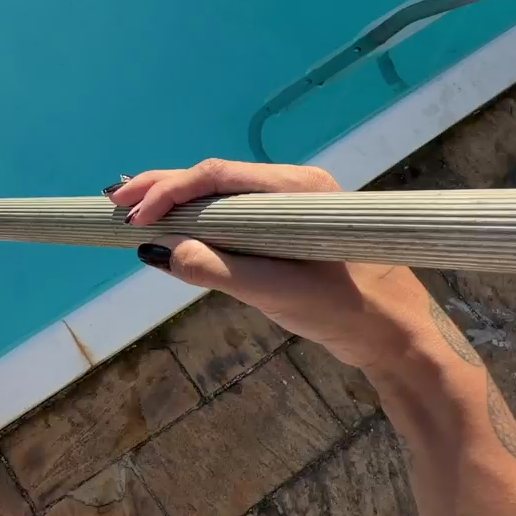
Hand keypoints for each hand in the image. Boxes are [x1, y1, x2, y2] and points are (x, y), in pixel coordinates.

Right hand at [110, 159, 437, 369]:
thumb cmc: (348, 313)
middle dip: (160, 187)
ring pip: (216, 194)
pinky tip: (166, 224)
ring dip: (171, 201)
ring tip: (128, 207)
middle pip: (212, 177)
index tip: (135, 216)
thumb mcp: (278, 294)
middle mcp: (290, 187)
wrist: (401, 339)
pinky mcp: (281, 229)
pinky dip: (192, 217)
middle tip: (114, 200)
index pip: (218, 176)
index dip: (170, 192)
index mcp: (297, 189)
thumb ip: (216, 270)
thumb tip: (157, 253)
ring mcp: (286, 207)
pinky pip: (228, 213)